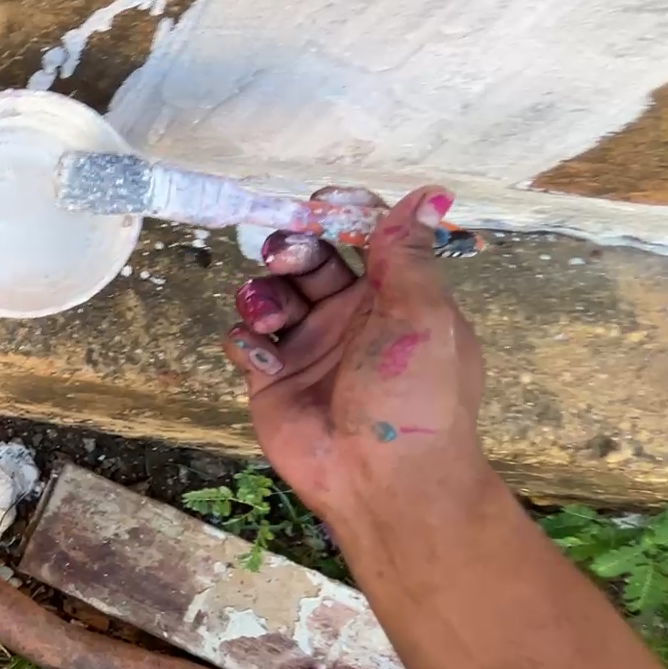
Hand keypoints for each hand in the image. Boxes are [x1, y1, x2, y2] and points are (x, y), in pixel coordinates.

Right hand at [219, 187, 487, 521]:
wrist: (377, 474)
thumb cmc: (412, 393)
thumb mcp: (421, 316)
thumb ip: (407, 256)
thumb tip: (425, 194)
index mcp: (393, 296)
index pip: (363, 238)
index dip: (339, 216)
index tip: (316, 206)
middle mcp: (346, 315)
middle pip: (306, 260)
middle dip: (289, 249)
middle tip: (282, 256)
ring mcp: (303, 345)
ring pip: (267, 294)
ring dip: (261, 295)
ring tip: (269, 319)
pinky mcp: (266, 375)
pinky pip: (241, 339)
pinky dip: (243, 342)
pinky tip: (261, 361)